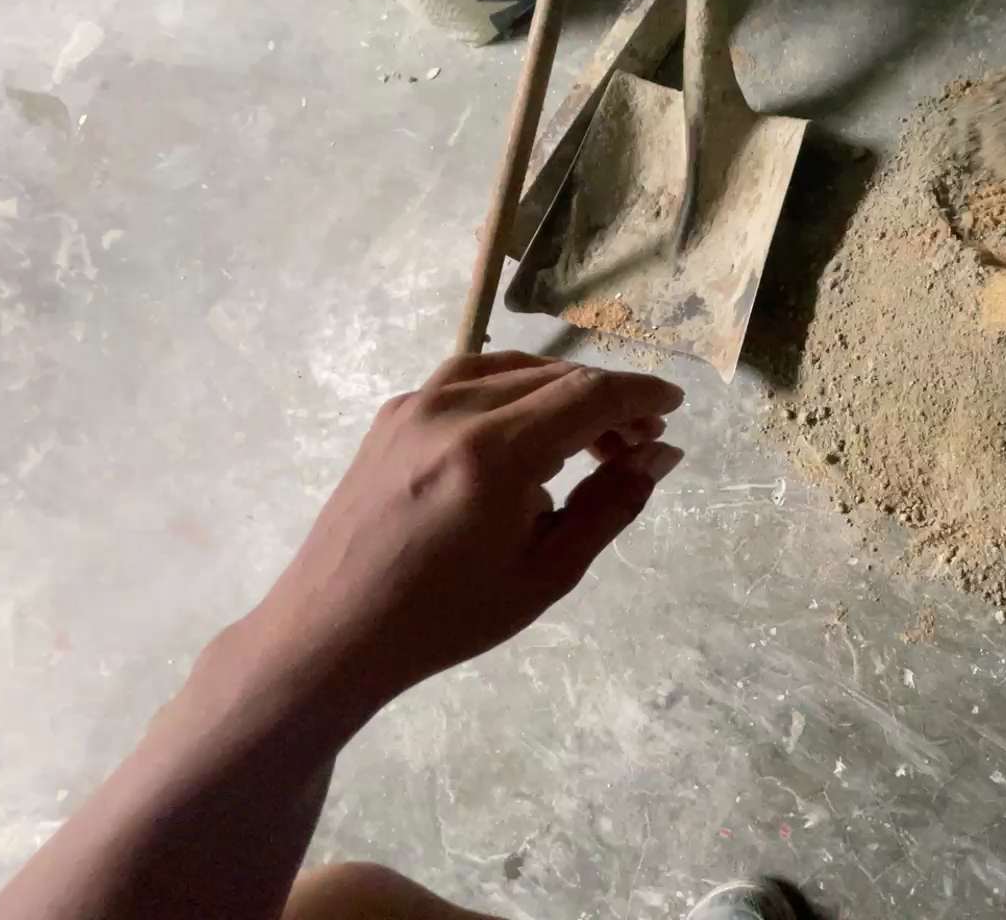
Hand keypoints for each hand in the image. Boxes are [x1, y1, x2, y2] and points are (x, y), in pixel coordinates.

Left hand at [231, 352, 684, 711]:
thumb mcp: (551, 570)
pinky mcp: (395, 415)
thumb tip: (663, 453)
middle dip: (613, 399)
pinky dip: (524, 385)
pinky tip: (537, 420)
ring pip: (519, 369)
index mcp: (493, 455)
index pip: (589, 396)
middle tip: (642, 440)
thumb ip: (614, 502)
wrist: (331, 635)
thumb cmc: (449, 616)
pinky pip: (475, 374)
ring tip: (594, 435)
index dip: (641, 394)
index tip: (675, 405)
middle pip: (560, 378)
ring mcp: (415, 407)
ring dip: (570, 391)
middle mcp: (451, 412)